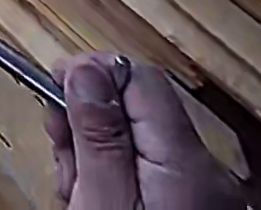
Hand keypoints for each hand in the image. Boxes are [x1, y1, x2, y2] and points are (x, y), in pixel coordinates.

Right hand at [45, 53, 242, 209]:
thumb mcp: (105, 201)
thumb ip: (99, 134)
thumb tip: (85, 65)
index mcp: (188, 163)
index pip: (139, 75)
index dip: (91, 71)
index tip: (55, 89)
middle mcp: (205, 171)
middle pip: (134, 103)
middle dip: (86, 113)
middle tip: (59, 148)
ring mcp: (202, 192)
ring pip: (134, 134)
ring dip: (93, 144)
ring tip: (73, 185)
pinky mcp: (191, 207)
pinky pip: (144, 165)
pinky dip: (112, 170)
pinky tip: (94, 195)